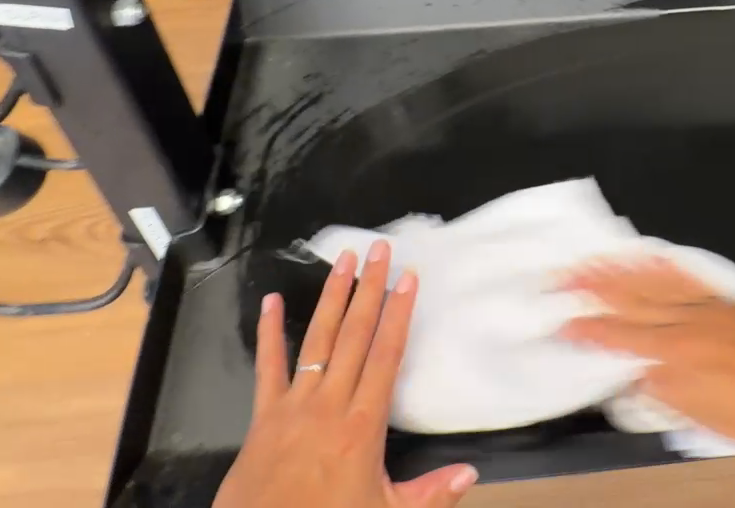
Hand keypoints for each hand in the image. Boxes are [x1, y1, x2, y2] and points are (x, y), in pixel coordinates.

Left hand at [215, 240, 478, 507]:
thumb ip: (430, 496)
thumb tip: (471, 472)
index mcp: (363, 425)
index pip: (386, 355)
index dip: (399, 313)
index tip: (408, 278)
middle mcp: (330, 405)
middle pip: (355, 335)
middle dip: (370, 289)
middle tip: (380, 250)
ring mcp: (294, 407)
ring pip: (318, 340)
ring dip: (332, 297)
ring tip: (344, 260)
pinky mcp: (263, 417)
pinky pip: (267, 368)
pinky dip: (269, 333)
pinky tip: (271, 302)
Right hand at [558, 257, 734, 454]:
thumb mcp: (708, 420)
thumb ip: (666, 393)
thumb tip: (633, 375)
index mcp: (679, 354)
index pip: (623, 338)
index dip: (591, 330)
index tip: (563, 323)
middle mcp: (689, 323)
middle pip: (633, 301)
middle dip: (595, 289)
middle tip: (564, 277)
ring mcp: (710, 307)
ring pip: (655, 283)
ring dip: (621, 271)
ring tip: (594, 259)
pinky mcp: (728, 303)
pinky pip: (689, 277)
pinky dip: (664, 265)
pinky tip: (649, 256)